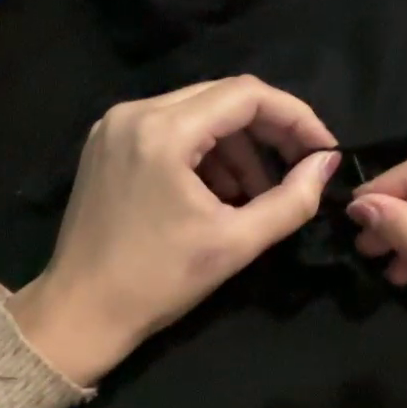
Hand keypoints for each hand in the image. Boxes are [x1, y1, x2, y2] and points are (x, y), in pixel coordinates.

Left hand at [10, 77, 340, 385]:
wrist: (80, 312)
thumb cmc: (158, 282)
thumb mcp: (235, 242)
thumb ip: (291, 199)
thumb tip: (327, 164)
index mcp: (163, 131)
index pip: (246, 95)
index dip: (295, 116)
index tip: (323, 149)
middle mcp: (134, 112)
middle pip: (222, 97)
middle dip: (268, 131)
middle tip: (300, 167)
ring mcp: (115, 125)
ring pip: (198, 113)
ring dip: (236, 147)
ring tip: (256, 195)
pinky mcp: (107, 142)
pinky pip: (170, 129)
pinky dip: (204, 153)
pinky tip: (219, 194)